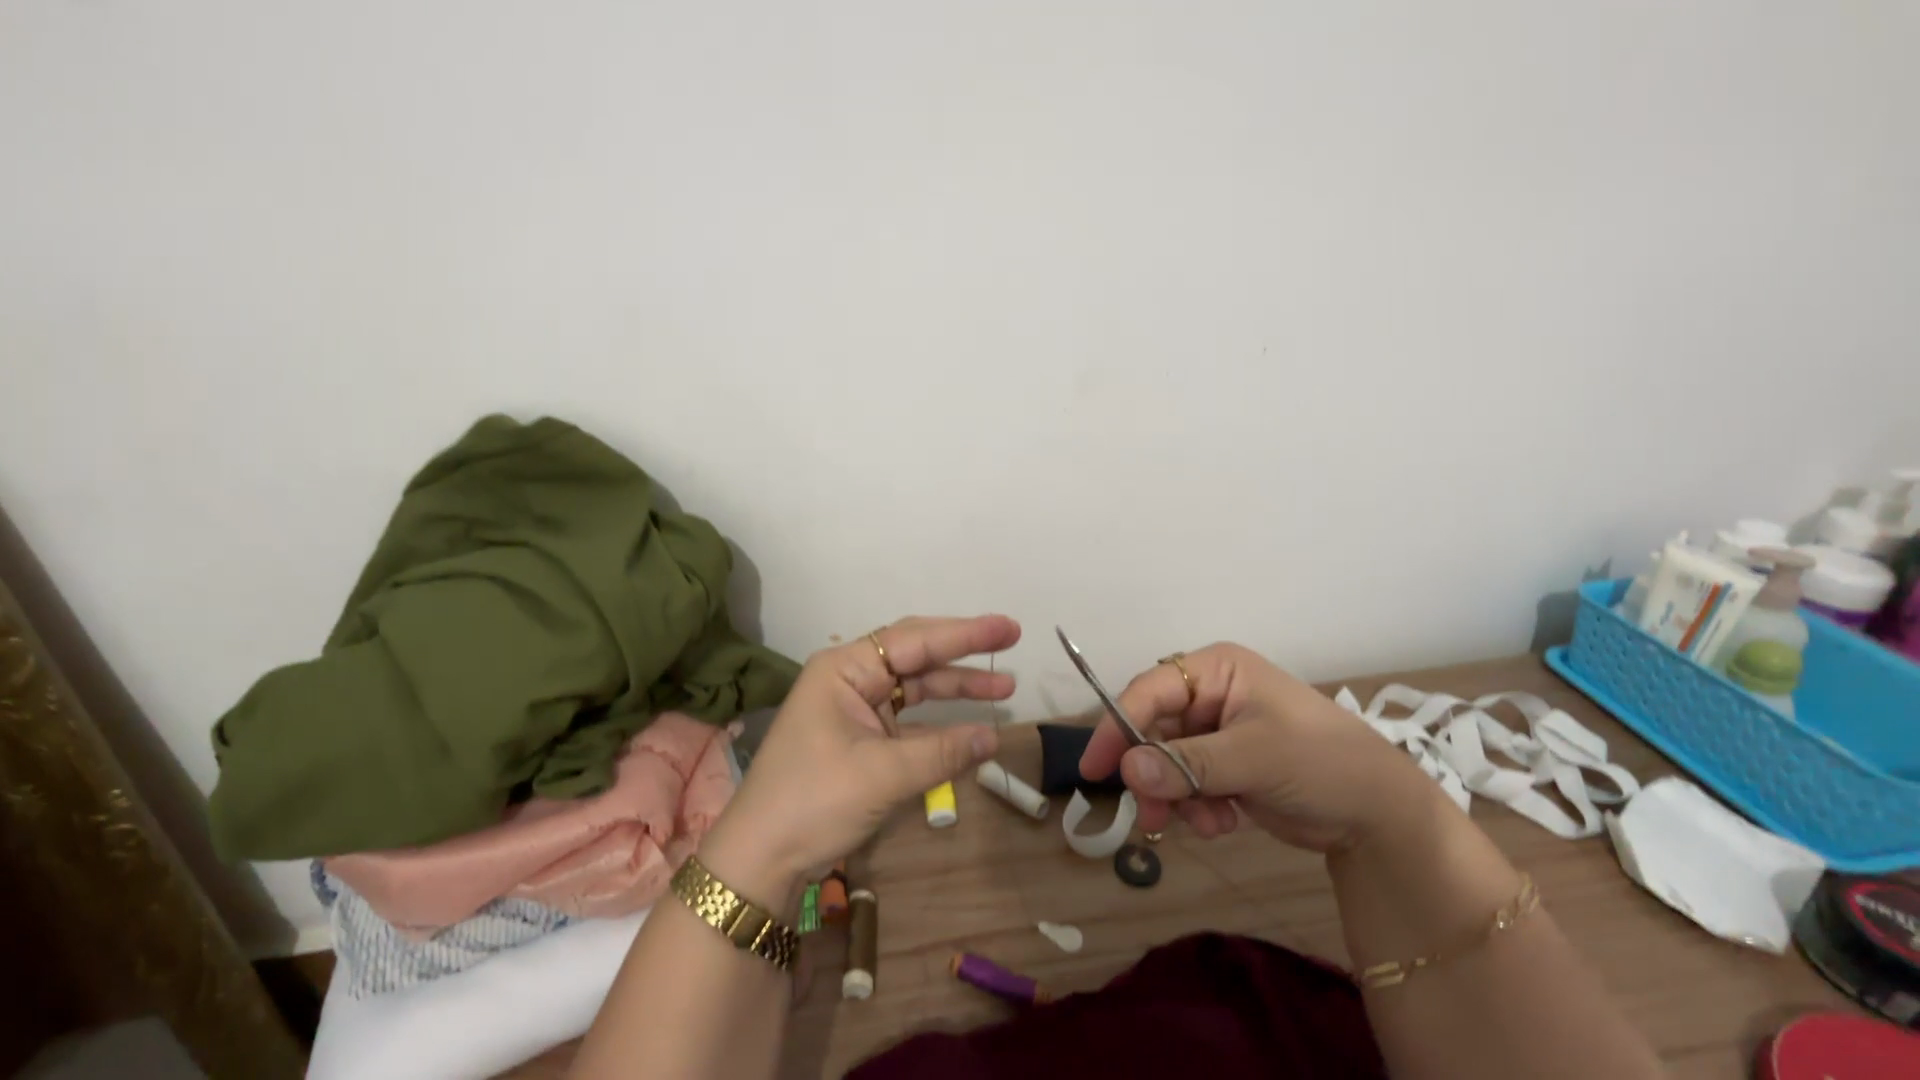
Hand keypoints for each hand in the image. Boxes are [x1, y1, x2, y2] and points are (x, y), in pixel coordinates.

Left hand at [699, 615, 1019, 901]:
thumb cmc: (813, 801)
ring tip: (1004, 688)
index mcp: (843, 670)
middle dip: (963, 654)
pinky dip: (939, 725)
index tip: (1008, 628)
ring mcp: (853, 711)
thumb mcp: (882, 774)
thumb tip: (994, 737)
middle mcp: (848, 681)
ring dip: (955, 689)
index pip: (913, 640)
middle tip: (1012, 643)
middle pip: (915, 657)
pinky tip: (970, 730)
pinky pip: (908, 722)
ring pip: (914, 689)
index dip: (964, 634)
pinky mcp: (859, 742)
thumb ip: (941, 751)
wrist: (760, 858)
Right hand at [1078, 643, 1434, 852]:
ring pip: (1164, 763)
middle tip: (1153, 815)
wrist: (1378, 813)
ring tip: (1205, 823)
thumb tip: (1127, 771)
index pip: (1149, 691)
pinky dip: (1197, 807)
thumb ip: (1187, 764)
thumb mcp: (1254, 758)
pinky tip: (1226, 822)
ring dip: (1177, 797)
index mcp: (1217, 670)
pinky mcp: (1226, 768)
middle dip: (1153, 774)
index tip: (1095, 769)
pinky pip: (1186, 785)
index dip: (1118, 726)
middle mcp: (1211, 696)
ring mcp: (1218, 734)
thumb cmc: (1321, 762)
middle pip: (1152, 730)